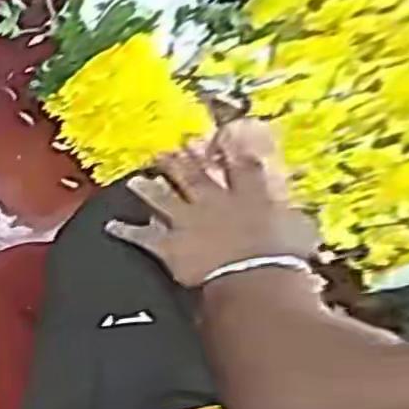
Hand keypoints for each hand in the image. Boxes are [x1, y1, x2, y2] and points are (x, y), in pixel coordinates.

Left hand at [106, 119, 321, 286]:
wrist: (252, 275)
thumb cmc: (283, 256)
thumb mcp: (297, 226)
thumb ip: (287, 213)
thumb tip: (289, 210)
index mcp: (252, 195)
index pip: (242, 163)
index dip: (230, 147)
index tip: (219, 133)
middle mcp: (215, 203)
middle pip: (193, 177)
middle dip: (179, 162)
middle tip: (166, 150)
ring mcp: (187, 222)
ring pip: (162, 200)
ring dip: (147, 190)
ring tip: (133, 181)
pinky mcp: (167, 244)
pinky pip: (140, 236)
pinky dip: (124, 231)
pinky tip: (110, 226)